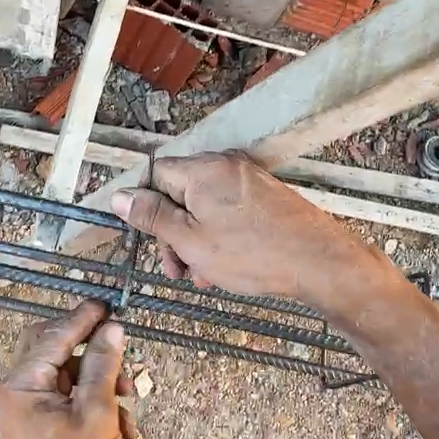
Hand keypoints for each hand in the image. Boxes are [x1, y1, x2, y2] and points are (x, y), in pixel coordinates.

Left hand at [0, 300, 128, 438]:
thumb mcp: (97, 415)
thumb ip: (104, 366)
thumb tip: (113, 327)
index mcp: (20, 384)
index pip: (54, 334)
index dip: (84, 318)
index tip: (109, 304)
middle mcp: (15, 391)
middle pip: (54, 348)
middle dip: (92, 353)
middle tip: (121, 355)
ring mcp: (25, 409)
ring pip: (66, 374)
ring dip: (100, 383)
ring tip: (128, 406)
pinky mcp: (37, 425)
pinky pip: (66, 399)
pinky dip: (93, 405)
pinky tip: (120, 429)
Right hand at [110, 151, 387, 303]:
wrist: (319, 262)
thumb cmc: (254, 253)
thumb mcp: (190, 241)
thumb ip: (152, 216)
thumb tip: (119, 196)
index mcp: (202, 170)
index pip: (154, 175)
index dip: (145, 209)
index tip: (150, 240)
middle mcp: (224, 165)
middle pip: (179, 192)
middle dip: (173, 233)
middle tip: (177, 269)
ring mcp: (247, 178)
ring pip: (203, 206)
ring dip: (195, 240)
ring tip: (203, 274)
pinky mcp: (264, 194)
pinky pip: (227, 210)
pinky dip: (219, 235)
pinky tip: (224, 267)